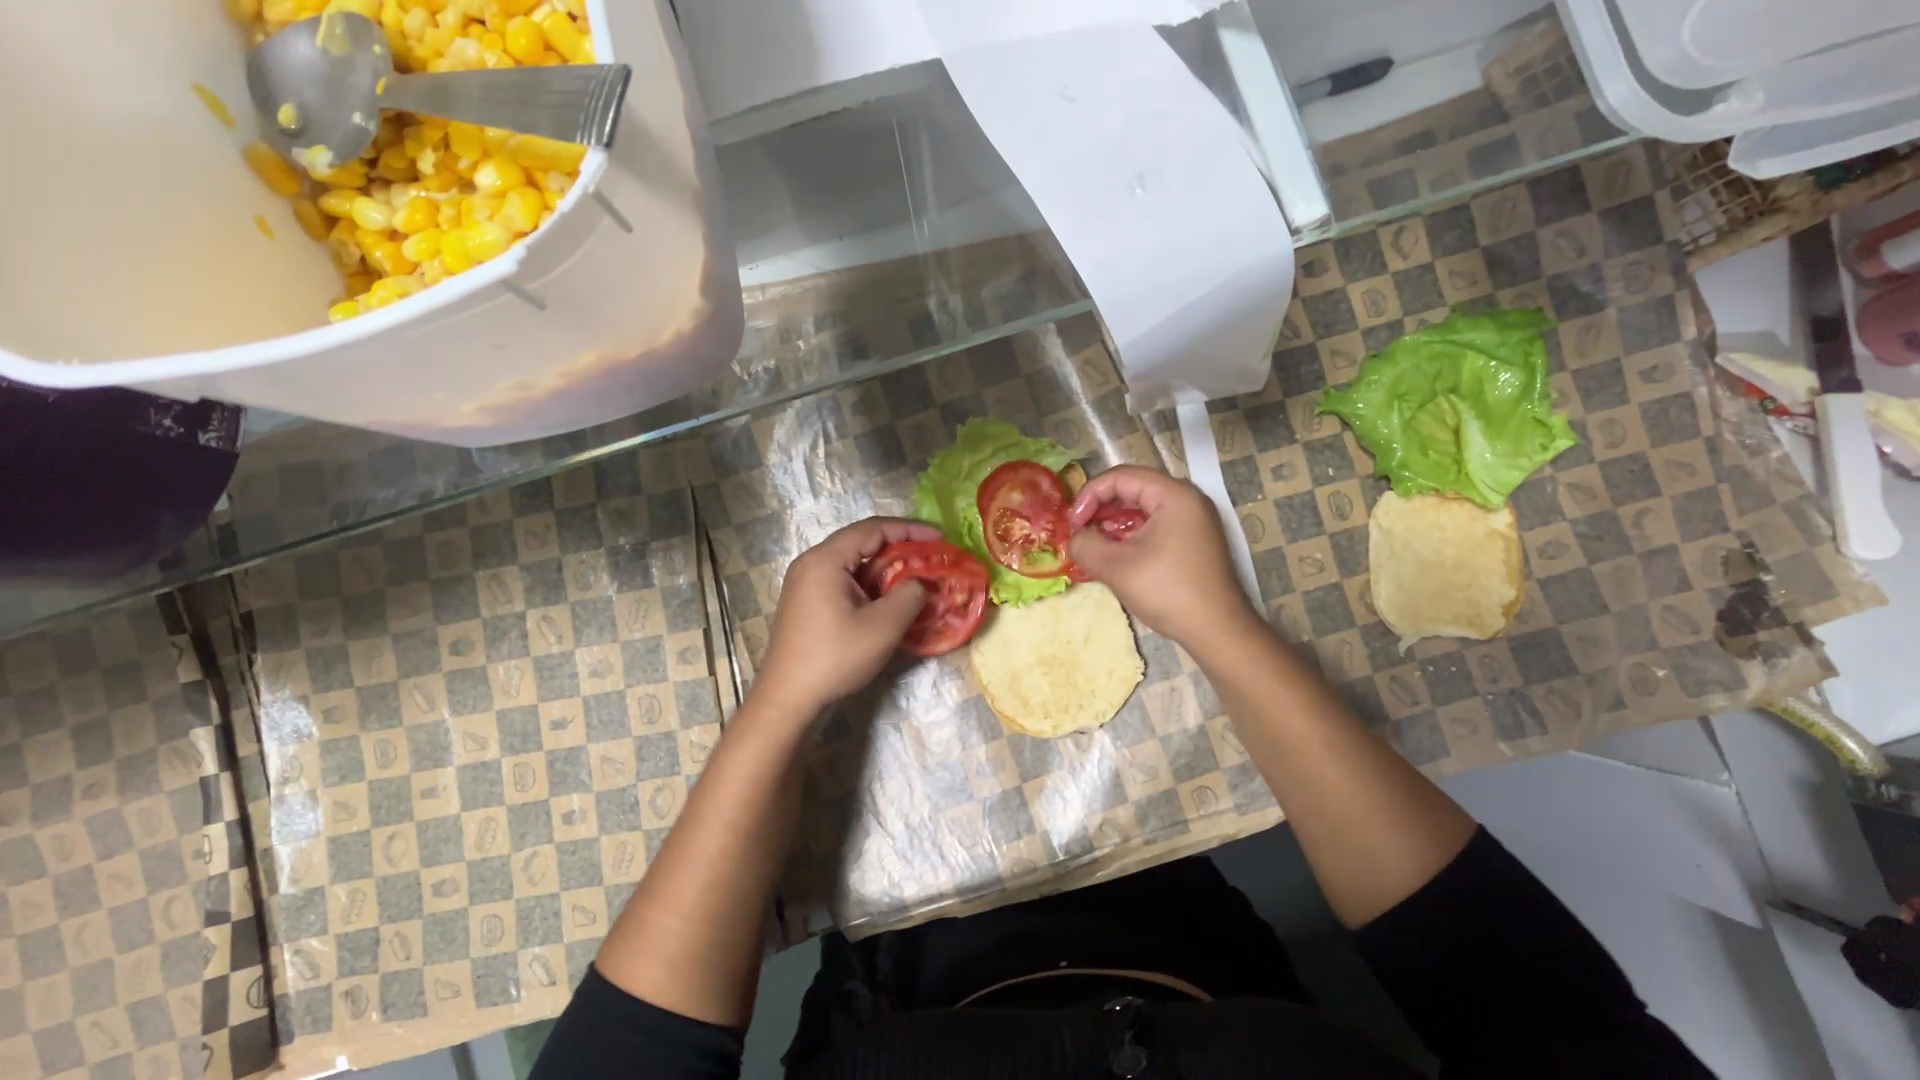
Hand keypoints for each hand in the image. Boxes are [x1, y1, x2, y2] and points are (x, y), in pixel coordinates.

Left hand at [755, 517, 938, 714]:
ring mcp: (804, 583)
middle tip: (930, 557)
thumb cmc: (835, 658)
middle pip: (860, 542)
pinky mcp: (806, 603)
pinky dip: (868, 584)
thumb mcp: (883, 627)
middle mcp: (811, 563)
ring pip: (852, 563)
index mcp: (825, 560)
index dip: (909, 528)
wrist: (788, 698)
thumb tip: (919, 584)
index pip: (872, 528)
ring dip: (884, 568)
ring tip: (915, 578)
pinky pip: (842, 581)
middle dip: (898, 547)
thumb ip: (909, 596)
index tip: (939, 536)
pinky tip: (887, 599)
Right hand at [1068, 466, 1258, 650]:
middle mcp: (1187, 499)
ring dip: (1114, 523)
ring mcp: (1194, 520)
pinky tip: (1117, 556)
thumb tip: (1075, 538)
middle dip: (1100, 509)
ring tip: (1095, 547)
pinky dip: (1132, 535)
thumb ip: (1085, 545)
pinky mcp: (1194, 540)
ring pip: (1143, 508)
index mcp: (1173, 494)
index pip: (1120, 476)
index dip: (1089, 495)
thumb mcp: (1116, 567)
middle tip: (1080, 533)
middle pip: (1133, 488)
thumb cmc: (1168, 591)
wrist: (1217, 630)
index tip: (1073, 524)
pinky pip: (1156, 525)